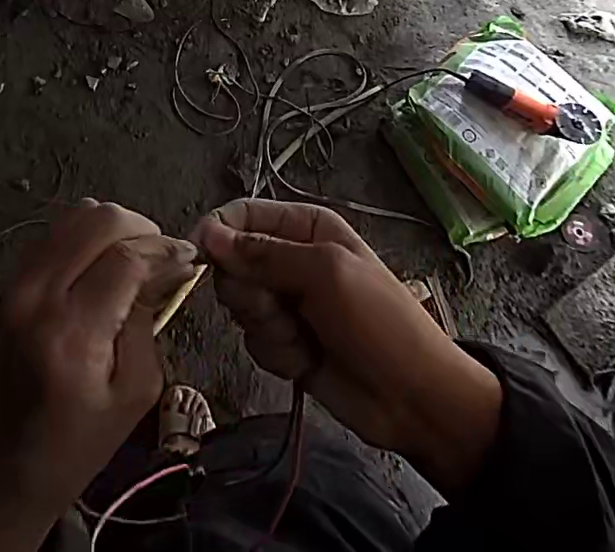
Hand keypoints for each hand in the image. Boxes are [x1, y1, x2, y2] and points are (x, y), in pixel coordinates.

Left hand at [0, 200, 196, 550]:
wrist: (2, 466)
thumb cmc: (75, 443)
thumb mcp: (135, 391)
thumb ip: (151, 317)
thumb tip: (170, 264)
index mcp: (72, 333)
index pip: (127, 257)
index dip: (165, 247)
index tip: (188, 256)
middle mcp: (38, 297)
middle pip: (101, 220)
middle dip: (142, 229)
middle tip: (160, 258)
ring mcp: (18, 284)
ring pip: (78, 214)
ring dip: (115, 228)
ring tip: (133, 259)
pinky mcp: (10, 281)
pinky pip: (58, 230)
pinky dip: (87, 235)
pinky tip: (102, 264)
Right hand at [191, 200, 500, 493]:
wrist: (413, 398)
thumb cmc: (377, 321)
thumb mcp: (324, 274)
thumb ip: (263, 253)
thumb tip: (208, 233)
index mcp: (305, 227)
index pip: (243, 215)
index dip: (218, 232)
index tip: (201, 256)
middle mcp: (290, 258)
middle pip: (233, 262)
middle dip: (250, 290)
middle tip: (279, 305)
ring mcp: (286, 301)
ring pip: (239, 304)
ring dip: (267, 326)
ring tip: (304, 335)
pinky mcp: (283, 340)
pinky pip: (253, 339)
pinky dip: (276, 351)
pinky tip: (305, 359)